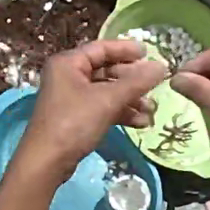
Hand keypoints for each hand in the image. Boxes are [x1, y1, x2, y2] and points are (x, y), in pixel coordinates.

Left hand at [12, 39, 166, 178]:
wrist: (47, 162)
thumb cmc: (73, 123)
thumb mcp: (107, 100)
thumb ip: (136, 82)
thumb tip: (162, 66)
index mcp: (68, 63)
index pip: (102, 48)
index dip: (126, 50)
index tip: (149, 53)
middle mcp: (68, 76)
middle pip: (106, 71)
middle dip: (132, 81)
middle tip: (154, 86)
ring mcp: (71, 98)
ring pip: (106, 92)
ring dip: (130, 100)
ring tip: (151, 110)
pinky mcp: (75, 118)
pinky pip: (102, 108)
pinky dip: (120, 113)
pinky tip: (141, 123)